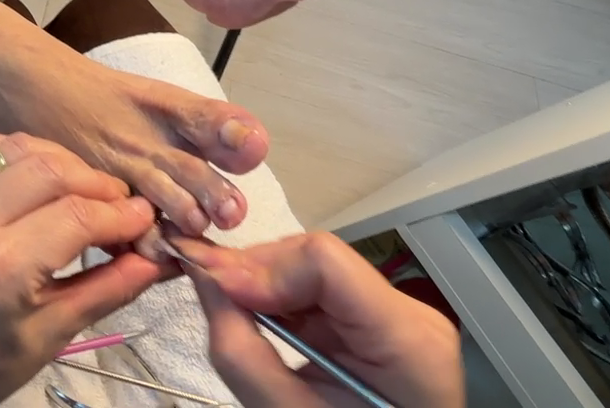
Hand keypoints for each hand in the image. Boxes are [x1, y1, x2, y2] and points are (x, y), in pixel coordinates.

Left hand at [0, 133, 169, 407]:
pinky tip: (43, 178)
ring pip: (20, 147)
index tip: (147, 218)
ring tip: (85, 190)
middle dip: (96, 182)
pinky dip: (24, 154)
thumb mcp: (51, 336)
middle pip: (51, 169)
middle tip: (120, 204)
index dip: (120, 214)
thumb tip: (159, 256)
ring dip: (62, 161)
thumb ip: (107, 289)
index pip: (76, 217)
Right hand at [180, 232, 462, 407]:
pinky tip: (258, 319)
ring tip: (230, 309)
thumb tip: (202, 277)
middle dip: (253, 273)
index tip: (216, 287)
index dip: (263, 267)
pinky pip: (313, 290)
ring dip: (260, 284)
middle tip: (208, 292)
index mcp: (405, 338)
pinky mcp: (373, 322)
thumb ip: (243, 353)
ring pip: (307, 267)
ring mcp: (394, 314)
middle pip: (312, 257)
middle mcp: (407, 312)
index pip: (324, 260)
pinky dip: (276, 300)